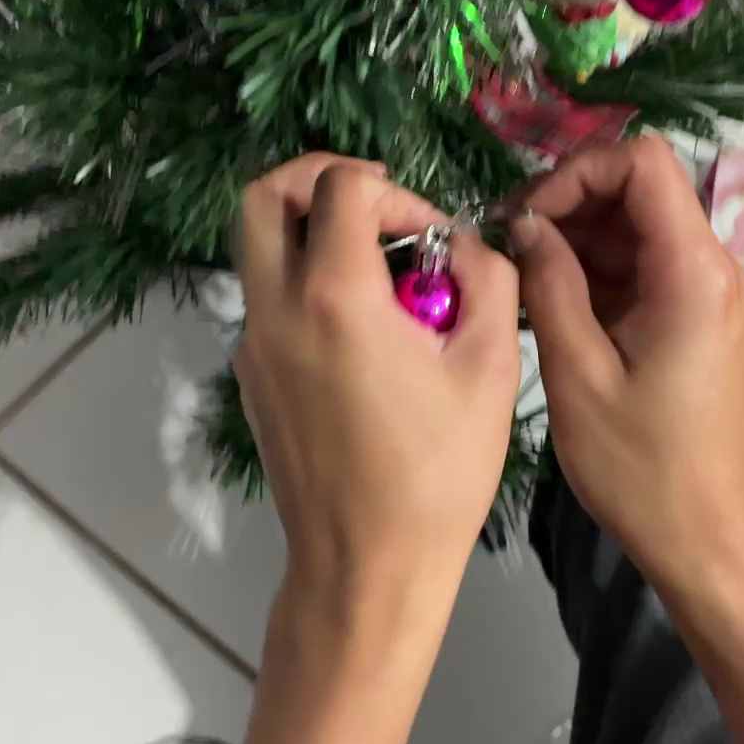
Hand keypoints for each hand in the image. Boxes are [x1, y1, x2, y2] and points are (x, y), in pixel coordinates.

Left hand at [235, 154, 521, 625]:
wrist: (368, 564)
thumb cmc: (439, 471)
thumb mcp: (492, 369)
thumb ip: (488, 281)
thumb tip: (464, 246)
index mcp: (334, 298)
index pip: (340, 187)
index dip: (396, 194)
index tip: (434, 241)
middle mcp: (275, 311)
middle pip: (263, 197)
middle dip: (320, 179)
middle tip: (377, 206)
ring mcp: (253, 348)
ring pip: (258, 248)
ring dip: (314, 234)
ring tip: (382, 278)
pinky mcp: (251, 380)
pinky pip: (269, 301)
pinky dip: (308, 285)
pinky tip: (364, 337)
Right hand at [509, 136, 743, 589]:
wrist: (700, 533)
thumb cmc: (638, 465)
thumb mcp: (577, 372)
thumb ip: (548, 283)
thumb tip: (525, 223)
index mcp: (693, 273)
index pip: (643, 163)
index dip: (576, 172)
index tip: (526, 218)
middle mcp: (714, 268)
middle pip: (640, 191)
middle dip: (569, 204)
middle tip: (510, 245)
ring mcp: (709, 293)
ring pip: (637, 229)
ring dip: (578, 240)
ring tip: (522, 278)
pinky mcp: (697, 318)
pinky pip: (643, 268)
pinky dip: (597, 273)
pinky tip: (554, 303)